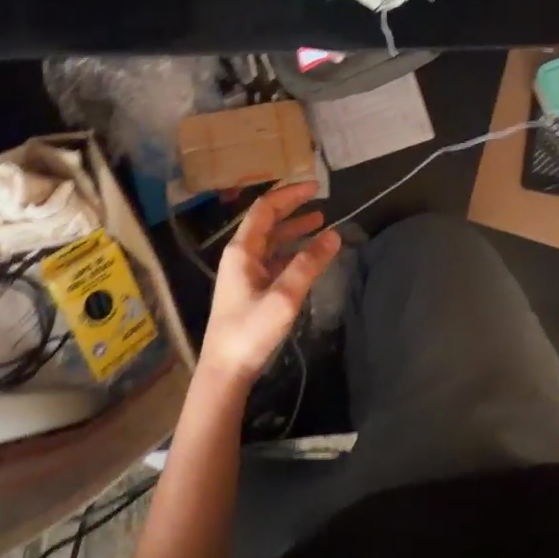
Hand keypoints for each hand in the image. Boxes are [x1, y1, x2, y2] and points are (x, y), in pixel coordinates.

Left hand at [199, 183, 341, 384]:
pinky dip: (292, 251)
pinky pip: (273, 260)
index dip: (289, 194)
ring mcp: (244, 273)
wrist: (225, 370)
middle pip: (267, 221)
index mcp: (242, 250)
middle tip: (320, 199)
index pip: (265, 209)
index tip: (315, 187)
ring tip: (320, 223)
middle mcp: (240, 256)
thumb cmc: (250, 331)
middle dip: (293, 208)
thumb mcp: (283, 297)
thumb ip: (308, 264)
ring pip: (271, 241)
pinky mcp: (250, 290)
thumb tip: (333, 234)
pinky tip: (309, 256)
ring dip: (294, 230)